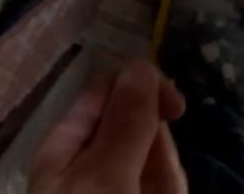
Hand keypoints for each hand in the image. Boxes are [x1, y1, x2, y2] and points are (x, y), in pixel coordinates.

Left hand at [29, 61, 186, 193]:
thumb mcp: (104, 178)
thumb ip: (125, 122)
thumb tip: (142, 63)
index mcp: (65, 146)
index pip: (108, 91)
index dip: (144, 88)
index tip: (177, 108)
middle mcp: (88, 165)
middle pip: (139, 127)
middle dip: (159, 150)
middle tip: (160, 185)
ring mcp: (113, 186)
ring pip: (156, 162)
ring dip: (167, 178)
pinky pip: (162, 187)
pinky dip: (170, 191)